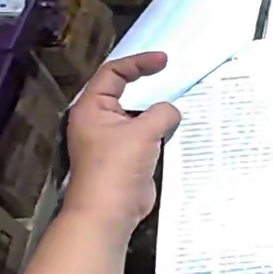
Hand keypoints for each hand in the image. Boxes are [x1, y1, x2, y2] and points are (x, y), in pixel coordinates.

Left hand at [63, 52, 180, 230]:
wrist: (108, 212)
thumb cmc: (117, 167)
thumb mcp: (143, 132)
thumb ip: (162, 112)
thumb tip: (170, 112)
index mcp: (92, 108)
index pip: (113, 73)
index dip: (139, 62)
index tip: (164, 61)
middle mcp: (99, 120)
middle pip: (125, 91)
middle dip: (148, 83)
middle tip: (172, 76)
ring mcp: (112, 139)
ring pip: (138, 114)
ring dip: (157, 109)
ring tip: (180, 101)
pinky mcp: (127, 155)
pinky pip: (146, 133)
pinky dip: (161, 128)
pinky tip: (177, 128)